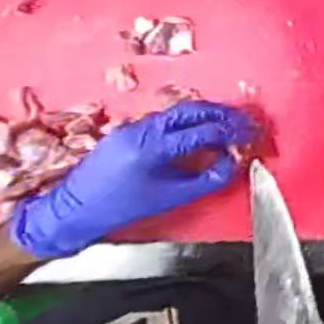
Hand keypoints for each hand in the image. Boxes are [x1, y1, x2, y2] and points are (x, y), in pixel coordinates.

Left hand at [11, 101, 256, 258]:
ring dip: (206, 116)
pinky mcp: (126, 133)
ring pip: (178, 113)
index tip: (252, 134)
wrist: (71, 213)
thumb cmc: (121, 209)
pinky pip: (165, 120)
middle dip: (223, 114)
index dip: (234, 131)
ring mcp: (132, 128)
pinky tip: (198, 134)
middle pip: (192, 110)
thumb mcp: (172, 198)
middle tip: (244, 122)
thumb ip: (208, 179)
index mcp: (154, 147)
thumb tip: (233, 162)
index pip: (205, 131)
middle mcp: (142, 130)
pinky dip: (188, 122)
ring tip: (227, 125)